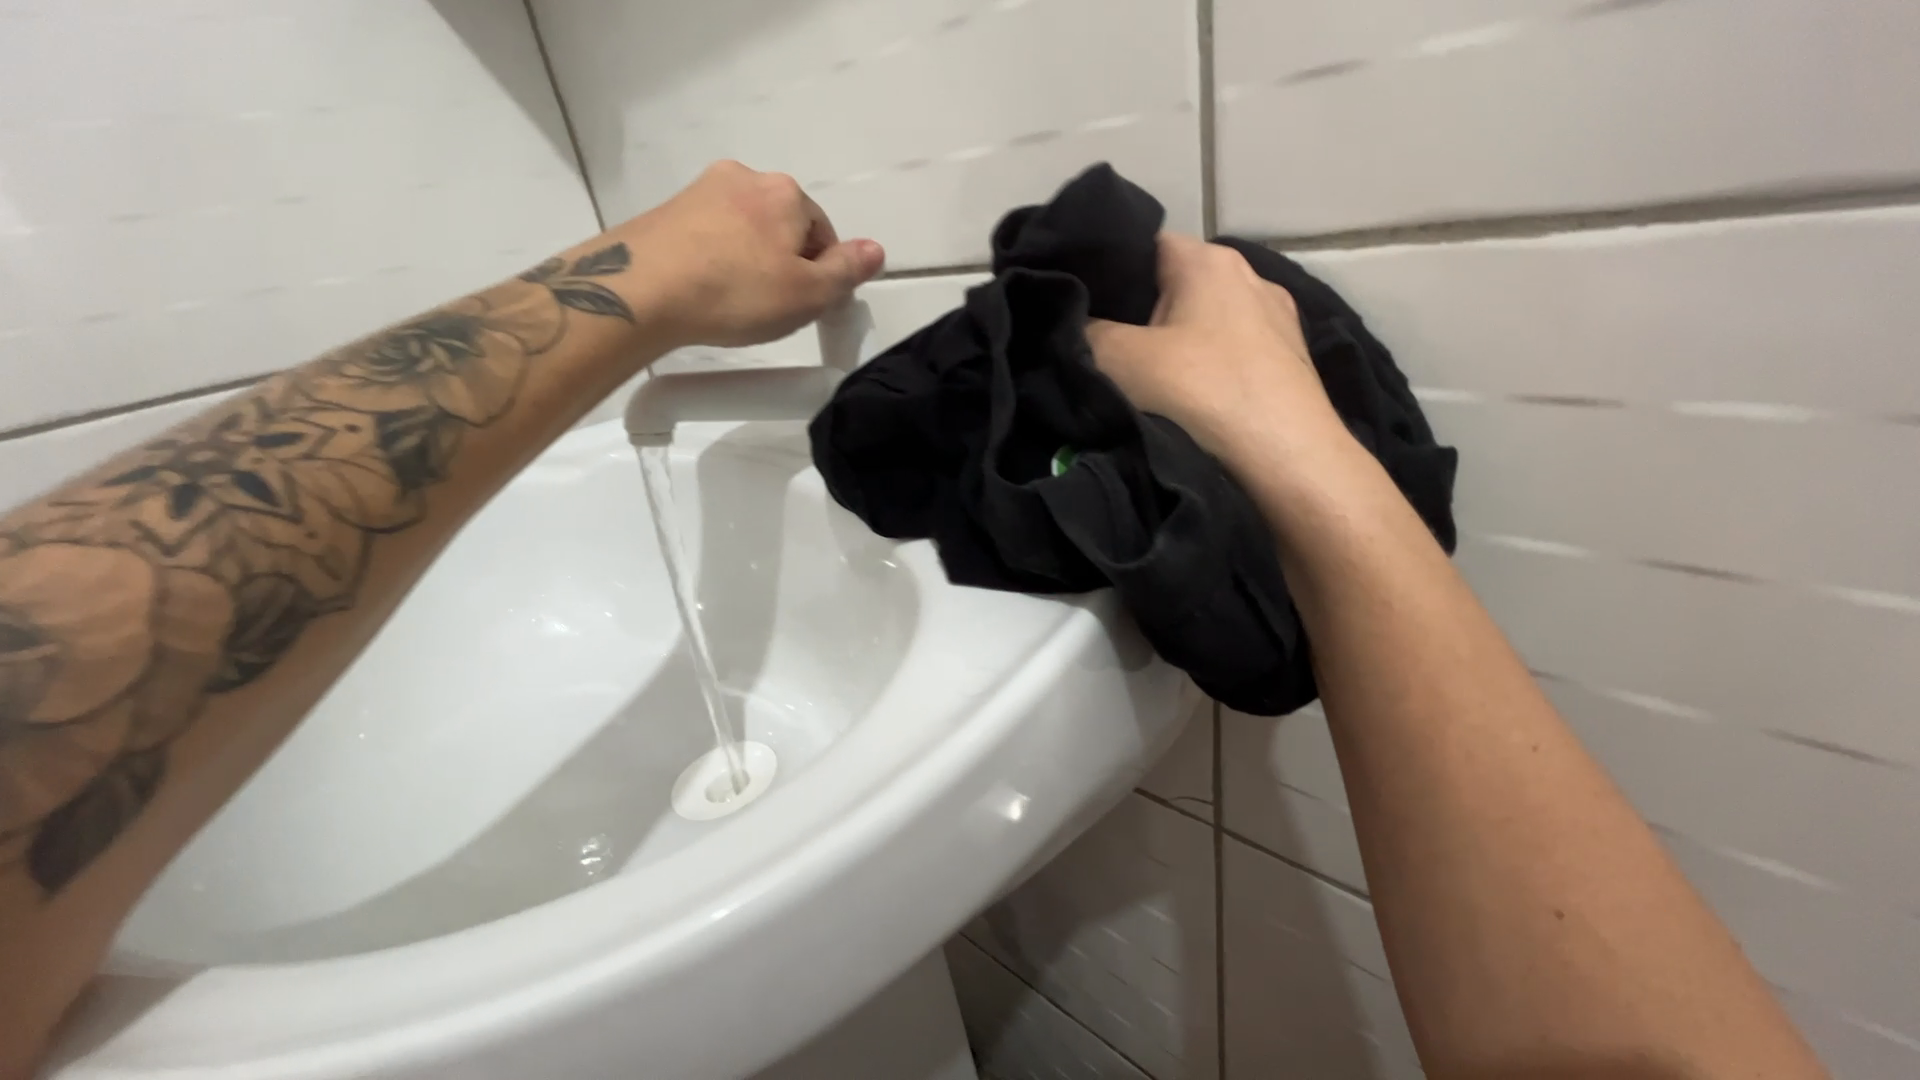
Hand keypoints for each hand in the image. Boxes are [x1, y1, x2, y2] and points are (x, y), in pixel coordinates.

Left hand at [611, 160, 885, 347]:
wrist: (641, 290)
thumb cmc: (736, 293)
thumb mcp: (808, 294)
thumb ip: (846, 272)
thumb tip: (876, 249)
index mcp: (787, 193)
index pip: (823, 232)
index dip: (821, 273)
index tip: (805, 306)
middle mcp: (745, 177)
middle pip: (783, 226)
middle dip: (785, 261)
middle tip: (772, 307)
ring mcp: (702, 190)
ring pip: (746, 229)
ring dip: (750, 260)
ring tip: (736, 301)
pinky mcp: (668, 209)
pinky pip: (710, 235)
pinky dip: (717, 259)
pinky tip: (707, 290)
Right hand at [1085, 233, 1345, 468]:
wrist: (1288, 460)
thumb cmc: (1202, 395)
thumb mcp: (1120, 361)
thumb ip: (1085, 333)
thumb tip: (1072, 324)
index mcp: (1208, 260)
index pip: (1143, 244)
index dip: (1106, 272)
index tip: (1080, 308)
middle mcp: (1250, 277)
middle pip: (1174, 286)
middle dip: (1138, 316)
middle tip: (1103, 353)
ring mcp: (1276, 321)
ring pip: (1204, 324)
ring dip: (1175, 349)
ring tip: (1147, 386)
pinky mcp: (1290, 362)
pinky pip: (1231, 355)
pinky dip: (1207, 373)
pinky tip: (1193, 405)